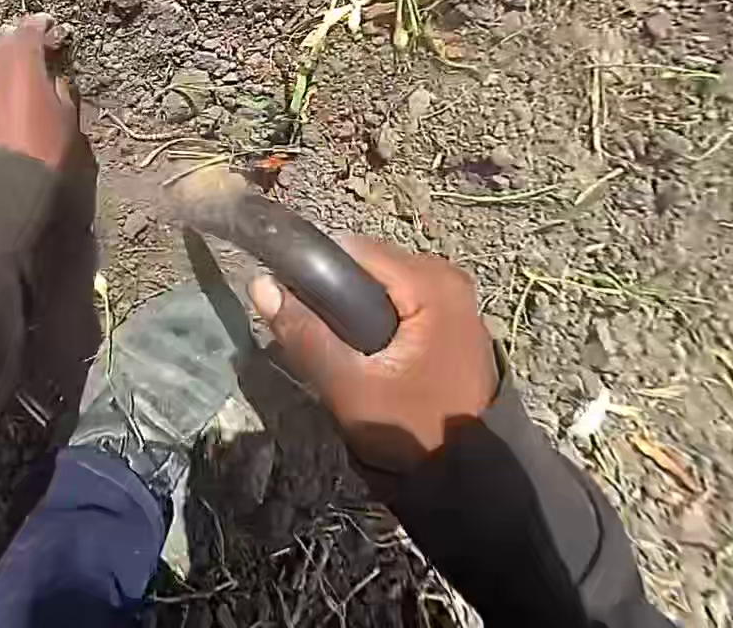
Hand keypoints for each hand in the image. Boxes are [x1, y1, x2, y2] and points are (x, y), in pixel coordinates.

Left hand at [0, 14, 75, 169]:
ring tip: (21, 70)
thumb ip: (59, 87)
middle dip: (22, 40)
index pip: (30, 29)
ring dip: (5, 59)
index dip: (43, 25)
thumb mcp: (67, 115)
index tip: (53, 26)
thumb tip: (52, 79)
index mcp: (21, 61)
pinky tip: (3, 90)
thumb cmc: (44, 147)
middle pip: (6, 40)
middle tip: (40, 48)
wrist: (4, 185)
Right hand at [251, 235, 497, 471]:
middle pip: (368, 262)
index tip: (294, 300)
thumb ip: (304, 335)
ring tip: (340, 344)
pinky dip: (378, 312)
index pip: (354, 249)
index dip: (317, 269)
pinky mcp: (452, 315)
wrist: (471, 484)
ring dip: (355, 302)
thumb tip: (260, 286)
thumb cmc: (412, 430)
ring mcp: (453, 296)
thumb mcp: (349, 387)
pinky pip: (400, 295)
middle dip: (338, 289)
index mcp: (431, 282)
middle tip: (320, 332)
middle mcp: (447, 276)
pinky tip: (367, 347)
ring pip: (381, 279)